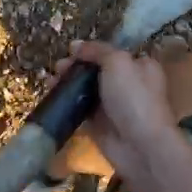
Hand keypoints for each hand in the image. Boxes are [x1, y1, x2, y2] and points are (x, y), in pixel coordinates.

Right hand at [54, 40, 180, 177]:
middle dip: (76, 67)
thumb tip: (75, 45)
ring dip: (68, 84)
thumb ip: (96, 50)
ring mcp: (114, 106)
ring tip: (51, 82)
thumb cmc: (133, 97)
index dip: (91, 50)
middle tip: (59, 68)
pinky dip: (67, 104)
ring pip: (87, 90)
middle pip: (97, 71)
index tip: (71, 51)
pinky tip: (53, 99)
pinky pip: (81, 111)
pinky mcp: (100, 125)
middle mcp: (128, 85)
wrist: (140, 146)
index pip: (112, 53)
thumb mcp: (118, 62)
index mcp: (140, 66)